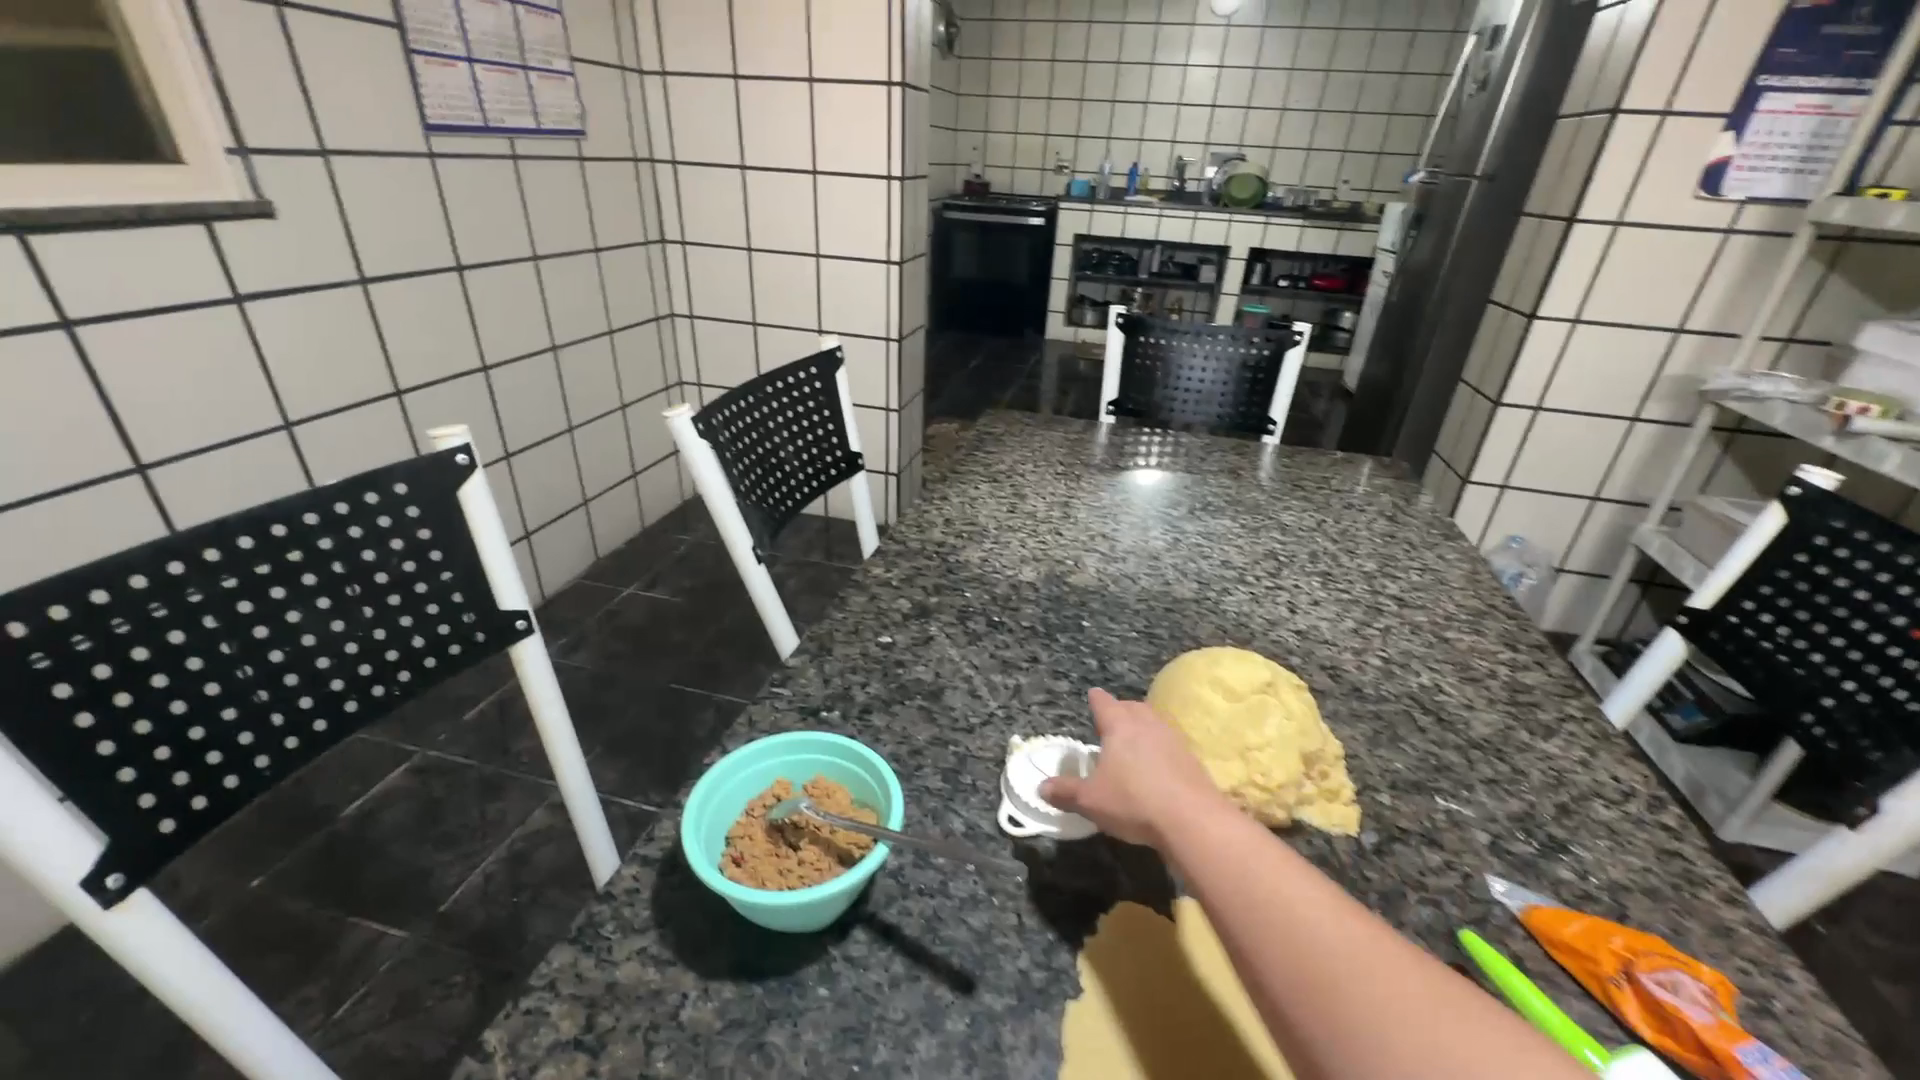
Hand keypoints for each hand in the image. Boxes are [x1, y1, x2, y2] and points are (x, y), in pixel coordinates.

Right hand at [1039, 688, 1228, 848]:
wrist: (1192, 819)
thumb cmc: (1133, 802)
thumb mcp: (1090, 801)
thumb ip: (1065, 792)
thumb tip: (1042, 787)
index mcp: (1119, 726)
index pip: (1104, 703)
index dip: (1095, 699)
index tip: (1092, 695)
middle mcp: (1147, 724)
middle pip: (1132, 707)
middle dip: (1120, 710)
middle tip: (1110, 721)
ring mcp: (1173, 739)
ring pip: (1153, 722)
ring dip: (1142, 727)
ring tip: (1132, 742)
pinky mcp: (1191, 758)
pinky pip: (1169, 743)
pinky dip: (1159, 747)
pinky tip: (1155, 766)